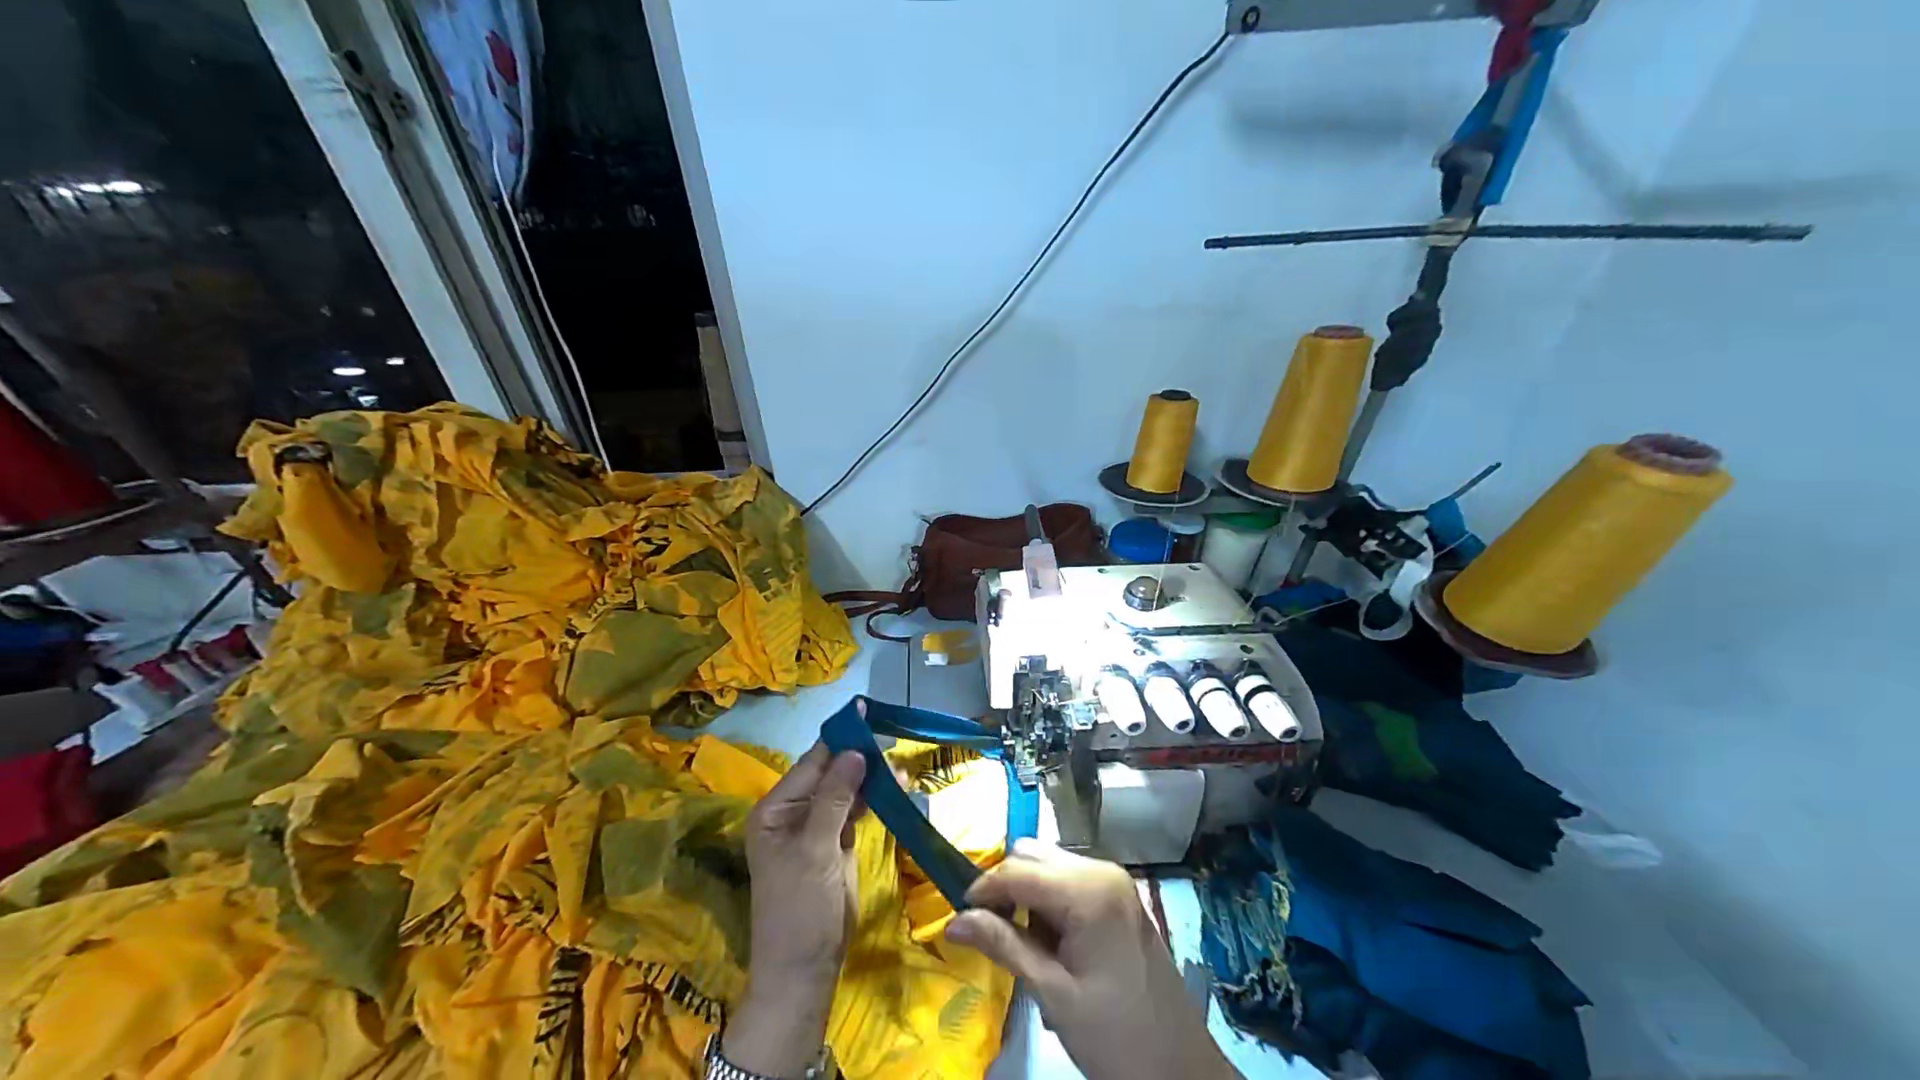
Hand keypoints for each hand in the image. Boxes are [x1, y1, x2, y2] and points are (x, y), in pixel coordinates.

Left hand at [727, 744, 866, 1077]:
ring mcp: (817, 829)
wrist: (806, 969)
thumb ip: (834, 800)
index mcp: (775, 810)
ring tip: (899, 760)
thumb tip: (854, 753)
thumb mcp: (814, 851)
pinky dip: (875, 799)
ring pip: (847, 791)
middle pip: (830, 774)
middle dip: (859, 756)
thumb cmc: (800, 908)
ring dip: (871, 776)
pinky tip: (896, 785)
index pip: (811, 765)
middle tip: (890, 734)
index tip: (865, 711)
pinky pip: (856, 812)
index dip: (839, 739)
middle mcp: (794, 813)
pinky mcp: (837, 844)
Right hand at [946, 840, 1239, 1079]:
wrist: (1181, 1069)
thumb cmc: (1116, 1035)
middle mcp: (1102, 871)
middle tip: (988, 931)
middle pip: (1032, 857)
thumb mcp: (1053, 993)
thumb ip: (1003, 946)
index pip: (1017, 871)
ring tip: (1021, 944)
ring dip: (1026, 896)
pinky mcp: (1118, 897)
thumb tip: (952, 921)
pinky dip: (1048, 903)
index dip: (982, 890)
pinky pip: (1068, 882)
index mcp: (1089, 890)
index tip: (957, 918)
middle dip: (1005, 889)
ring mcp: (1114, 882)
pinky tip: (1048, 944)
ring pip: (1048, 866)